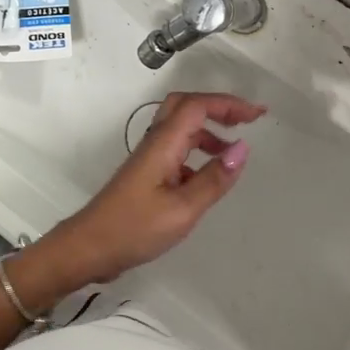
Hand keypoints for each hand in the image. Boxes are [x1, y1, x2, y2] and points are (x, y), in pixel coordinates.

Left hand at [39, 92, 263, 285]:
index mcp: (164, 143)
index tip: (257, 113)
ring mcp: (150, 156)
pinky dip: (198, 150)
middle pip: (186, 106)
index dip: (228, 104)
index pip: (197, 106)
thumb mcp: (183, 209)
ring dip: (209, 129)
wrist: (92, 245)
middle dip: (218, 107)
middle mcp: (156, 141)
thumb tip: (243, 148)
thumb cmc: (136, 227)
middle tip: (248, 119)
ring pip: (181, 127)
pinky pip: (177, 147)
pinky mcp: (147, 172)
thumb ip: (213, 179)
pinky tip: (208, 174)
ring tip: (233, 150)